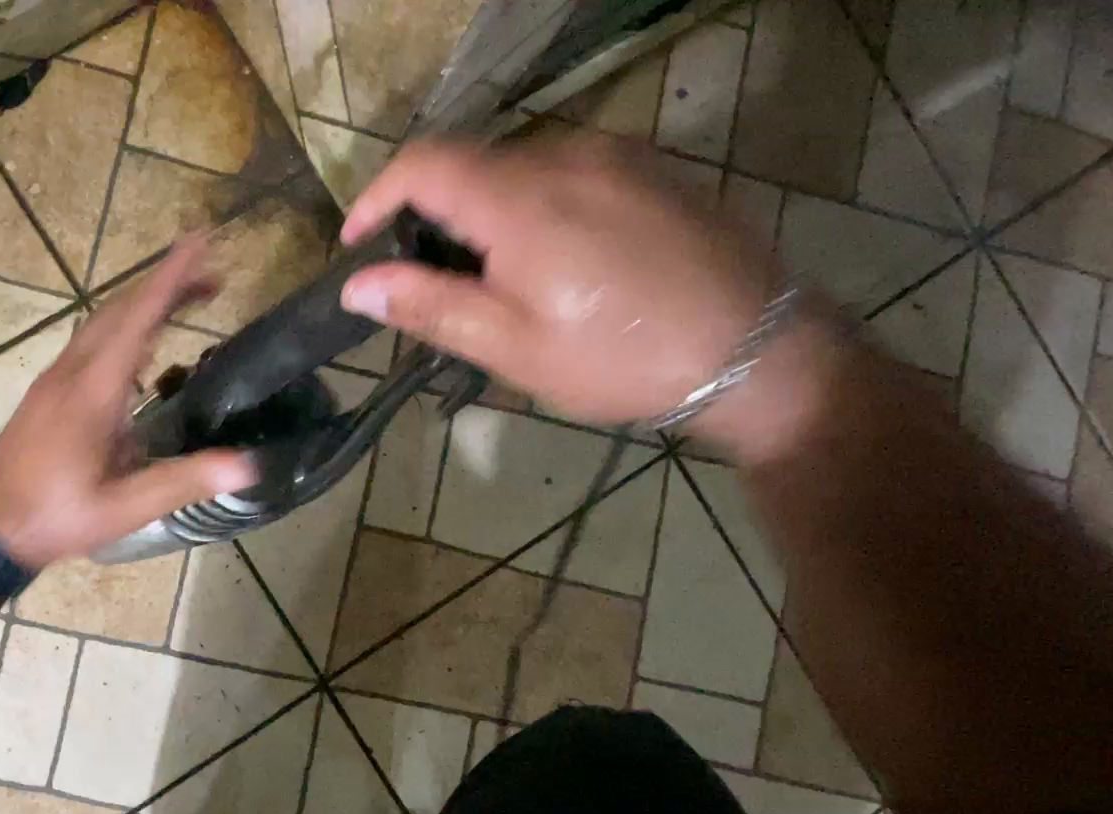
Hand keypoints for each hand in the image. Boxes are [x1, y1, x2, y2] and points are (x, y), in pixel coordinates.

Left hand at [0, 237, 257, 567]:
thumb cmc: (56, 518)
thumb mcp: (124, 508)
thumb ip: (184, 481)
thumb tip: (248, 466)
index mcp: (92, 393)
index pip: (136, 320)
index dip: (170, 279)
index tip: (200, 242)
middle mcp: (70, 374)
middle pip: (118, 310)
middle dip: (165, 285)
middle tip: (212, 276)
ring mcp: (53, 380)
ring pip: (100, 324)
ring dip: (142, 305)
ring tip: (185, 303)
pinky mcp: (46, 393)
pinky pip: (89, 344)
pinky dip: (123, 330)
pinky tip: (143, 352)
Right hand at [338, 134, 782, 429]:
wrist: (756, 350)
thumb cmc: (618, 359)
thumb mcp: (511, 346)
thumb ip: (430, 307)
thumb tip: (358, 285)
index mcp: (521, 199)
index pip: (422, 164)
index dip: (374, 198)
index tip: (355, 244)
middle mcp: (565, 155)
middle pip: (468, 162)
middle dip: (426, 212)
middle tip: (420, 279)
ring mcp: (614, 155)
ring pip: (515, 166)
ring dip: (478, 210)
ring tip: (482, 277)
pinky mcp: (648, 168)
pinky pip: (563, 170)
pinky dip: (526, 204)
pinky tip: (544, 258)